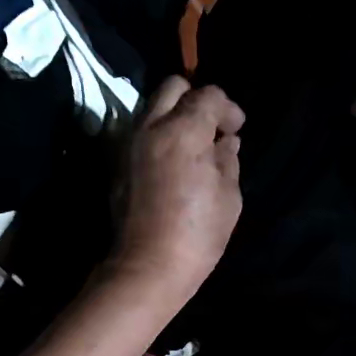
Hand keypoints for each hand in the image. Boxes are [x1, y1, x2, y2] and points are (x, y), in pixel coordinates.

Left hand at [112, 76, 244, 296]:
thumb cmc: (196, 236)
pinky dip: (159, 138)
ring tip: (192, 148)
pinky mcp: (118, 166)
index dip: (228, 109)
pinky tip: (173, 165)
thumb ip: (228, 161)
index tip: (236, 131)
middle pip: (173, 87)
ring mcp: (129, 145)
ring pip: (152, 108)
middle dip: (196, 101)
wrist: (147, 268)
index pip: (208, 96)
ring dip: (174, 117)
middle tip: (212, 130)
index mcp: (183, 131)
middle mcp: (151, 127)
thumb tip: (225, 143)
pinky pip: (141, 135)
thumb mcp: (228, 198)